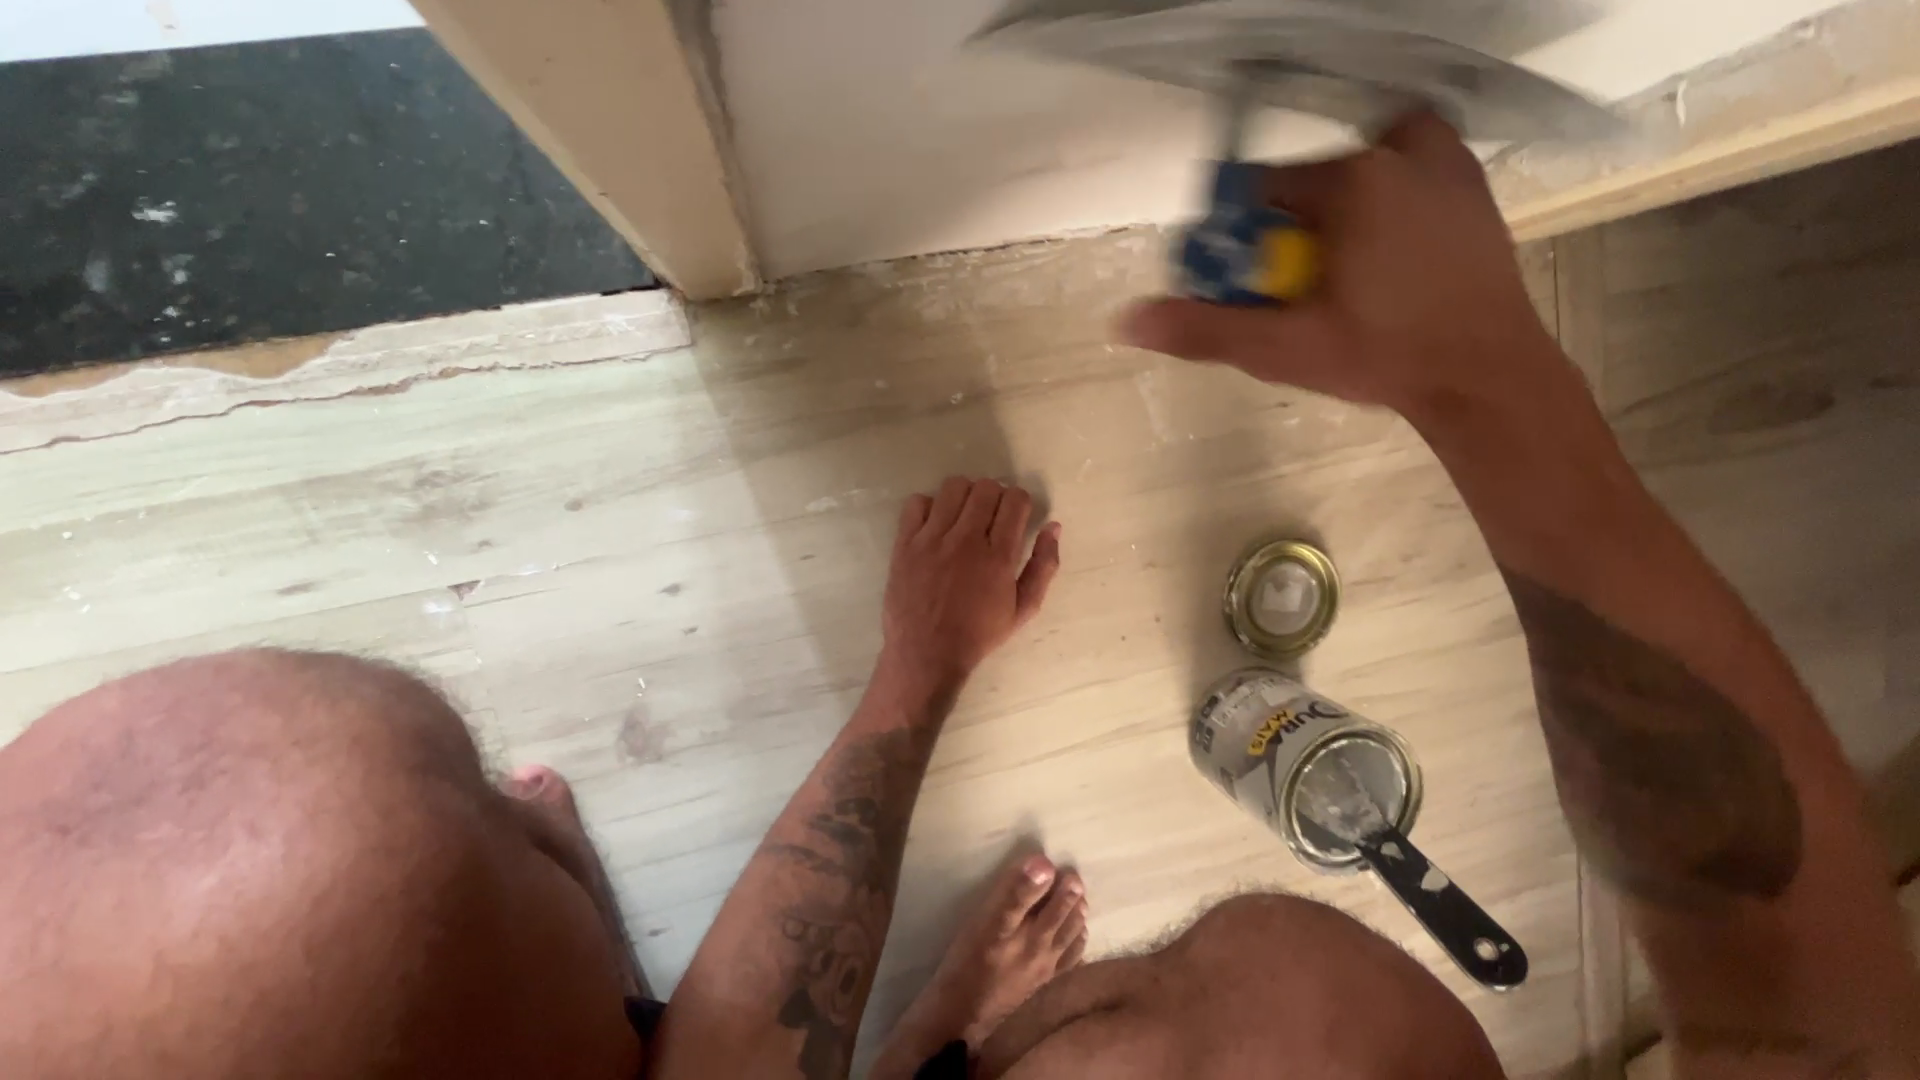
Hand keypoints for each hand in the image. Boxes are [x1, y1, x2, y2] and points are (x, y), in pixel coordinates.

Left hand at [880, 478, 1061, 689]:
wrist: (925, 654)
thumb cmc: (977, 635)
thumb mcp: (1023, 610)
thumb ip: (1044, 567)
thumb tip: (1054, 527)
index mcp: (998, 557)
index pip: (1015, 501)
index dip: (1020, 501)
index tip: (1016, 514)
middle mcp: (966, 541)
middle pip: (986, 488)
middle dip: (995, 495)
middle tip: (991, 515)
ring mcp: (932, 539)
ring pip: (953, 487)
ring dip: (965, 495)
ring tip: (963, 515)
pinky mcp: (905, 543)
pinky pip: (916, 503)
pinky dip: (928, 507)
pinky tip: (935, 525)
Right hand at [1120, 111, 1571, 416]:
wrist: (1487, 374)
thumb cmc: (1382, 357)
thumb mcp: (1281, 349)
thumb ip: (1204, 329)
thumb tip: (1126, 320)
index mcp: (1350, 182)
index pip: (1260, 188)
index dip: (1242, 237)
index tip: (1252, 282)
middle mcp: (1400, 155)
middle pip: (1311, 181)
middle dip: (1291, 227)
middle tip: (1299, 285)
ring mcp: (1447, 167)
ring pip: (1362, 172)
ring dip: (1340, 209)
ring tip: (1341, 267)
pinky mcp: (1474, 190)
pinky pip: (1408, 176)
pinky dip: (1386, 202)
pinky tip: (1383, 257)